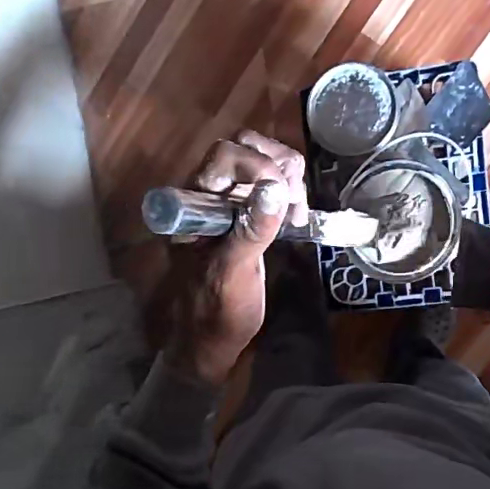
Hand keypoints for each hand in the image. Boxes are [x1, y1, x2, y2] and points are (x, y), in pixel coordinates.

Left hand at [157, 130, 308, 383]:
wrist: (214, 340)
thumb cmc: (217, 311)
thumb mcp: (233, 274)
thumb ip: (251, 231)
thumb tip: (275, 188)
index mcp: (192, 204)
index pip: (222, 156)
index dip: (255, 165)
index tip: (280, 196)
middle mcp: (208, 196)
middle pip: (243, 148)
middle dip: (276, 166)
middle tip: (294, 200)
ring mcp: (230, 205)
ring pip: (261, 163)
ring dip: (287, 178)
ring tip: (297, 212)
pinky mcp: (248, 217)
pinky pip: (271, 187)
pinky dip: (290, 192)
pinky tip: (297, 215)